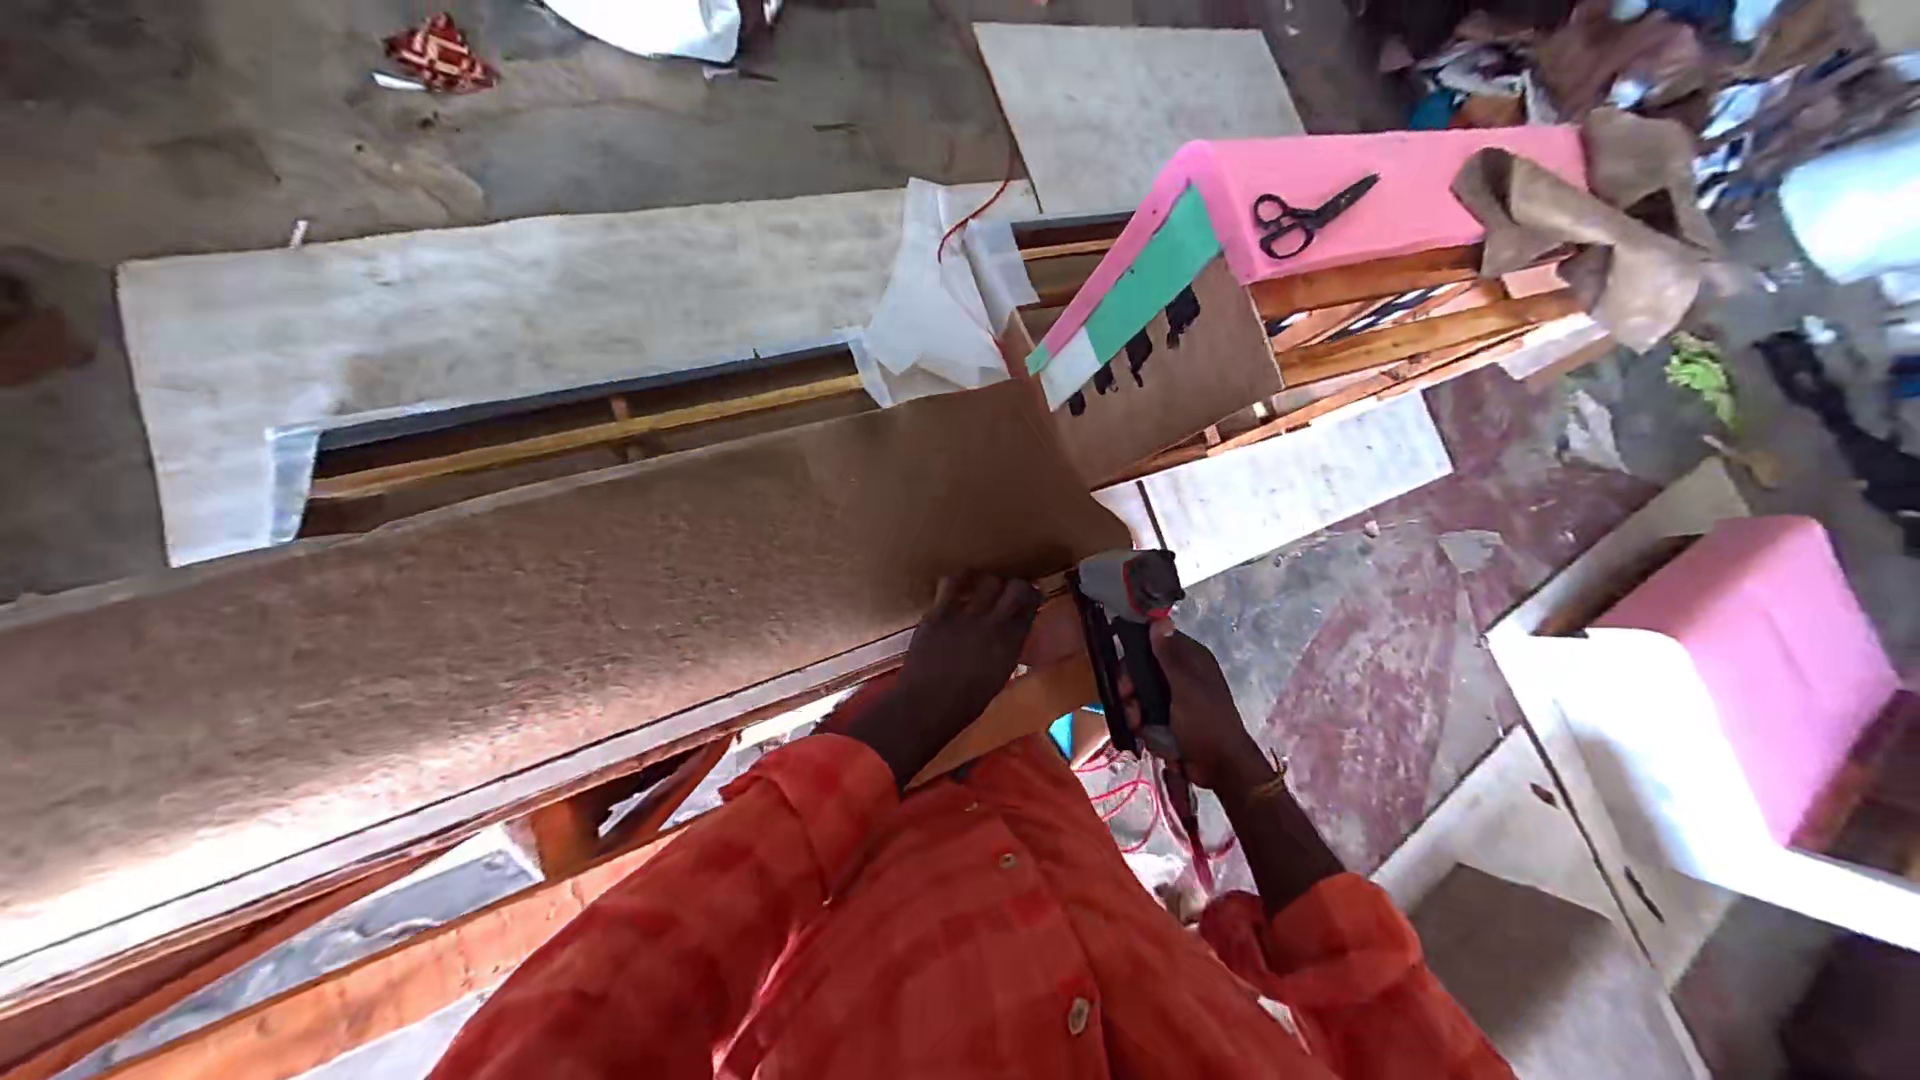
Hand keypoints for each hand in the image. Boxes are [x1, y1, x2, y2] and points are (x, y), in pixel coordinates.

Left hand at [894, 572, 1042, 736]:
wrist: (926, 706)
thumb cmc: (964, 704)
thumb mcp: (998, 677)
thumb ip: (1006, 650)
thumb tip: (1009, 635)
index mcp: (1011, 645)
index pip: (1031, 608)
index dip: (1032, 600)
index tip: (1029, 599)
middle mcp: (994, 625)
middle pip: (1017, 588)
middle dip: (1017, 586)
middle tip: (1009, 592)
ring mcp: (966, 616)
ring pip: (988, 581)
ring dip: (990, 582)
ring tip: (984, 588)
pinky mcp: (939, 613)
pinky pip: (952, 583)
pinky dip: (960, 579)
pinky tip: (960, 583)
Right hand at [1127, 625, 1271, 796]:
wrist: (1219, 768)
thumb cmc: (1206, 723)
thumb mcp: (1185, 687)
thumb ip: (1169, 655)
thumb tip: (1159, 618)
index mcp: (1190, 660)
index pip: (1153, 643)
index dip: (1135, 655)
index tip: (1125, 674)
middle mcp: (1180, 675)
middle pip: (1141, 671)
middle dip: (1131, 690)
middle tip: (1129, 702)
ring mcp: (1173, 698)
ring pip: (1139, 695)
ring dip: (1135, 711)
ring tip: (1140, 726)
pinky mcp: (1168, 719)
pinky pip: (1144, 715)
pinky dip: (1143, 726)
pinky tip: (1147, 735)